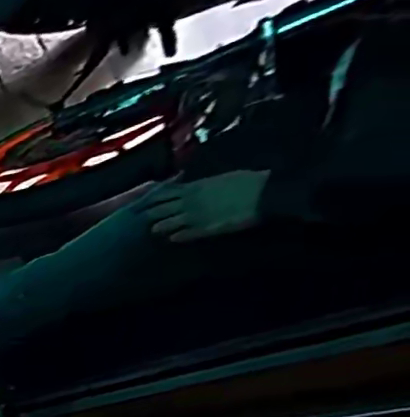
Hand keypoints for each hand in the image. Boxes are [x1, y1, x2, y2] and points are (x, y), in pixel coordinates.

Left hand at [140, 169, 270, 242]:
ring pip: (160, 226)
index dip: (149, 201)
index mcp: (191, 188)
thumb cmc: (249, 181)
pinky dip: (174, 237)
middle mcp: (186, 203)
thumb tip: (181, 183)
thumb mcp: (218, 178)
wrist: (270, 192)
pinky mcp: (202, 229)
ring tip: (162, 230)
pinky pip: (177, 237)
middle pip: (153, 212)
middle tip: (148, 221)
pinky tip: (176, 237)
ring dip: (159, 228)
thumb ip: (196, 184)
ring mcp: (192, 217)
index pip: (157, 195)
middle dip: (148, 217)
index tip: (145, 205)